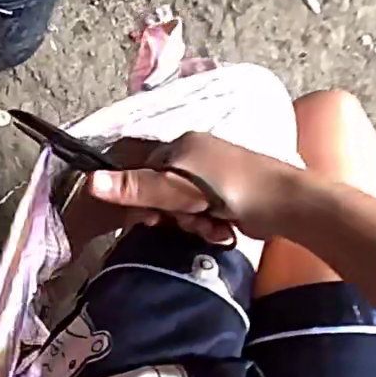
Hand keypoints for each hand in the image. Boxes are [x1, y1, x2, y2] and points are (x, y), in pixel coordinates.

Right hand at [86, 132, 310, 240]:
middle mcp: (193, 157)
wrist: (286, 204)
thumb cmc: (232, 187)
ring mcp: (210, 177)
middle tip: (192, 219)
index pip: (141, 174)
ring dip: (193, 225)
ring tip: (212, 226)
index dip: (143, 200)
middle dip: (175, 215)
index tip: (154, 218)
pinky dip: (209, 227)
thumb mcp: (180, 189)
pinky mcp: (224, 197)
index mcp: (180, 146)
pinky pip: (201, 217)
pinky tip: (222, 230)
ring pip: (181, 210)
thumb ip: (137, 187)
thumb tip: (89, 181)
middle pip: (161, 195)